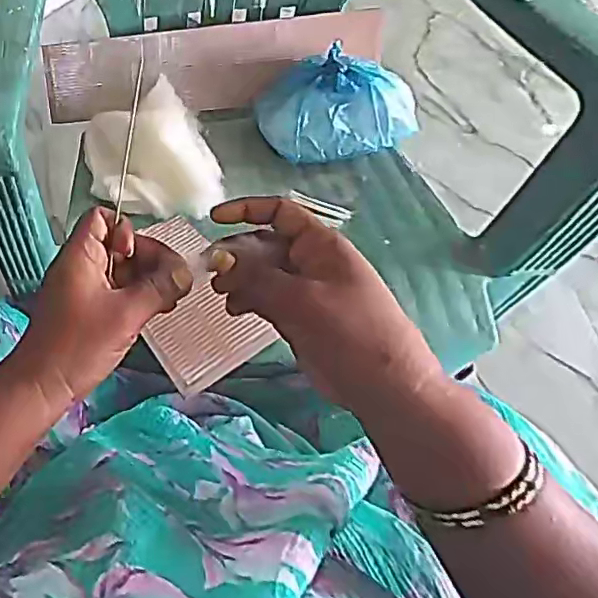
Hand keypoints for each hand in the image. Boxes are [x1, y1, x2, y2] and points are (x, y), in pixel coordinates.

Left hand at [7, 207, 192, 403]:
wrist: (42, 384)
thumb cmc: (78, 345)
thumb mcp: (126, 314)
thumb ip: (158, 288)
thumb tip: (185, 272)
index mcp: (80, 255)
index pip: (102, 218)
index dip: (127, 230)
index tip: (142, 257)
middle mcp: (78, 266)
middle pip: (117, 243)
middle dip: (147, 258)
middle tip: (172, 281)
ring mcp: (80, 288)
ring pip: (119, 269)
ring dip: (146, 279)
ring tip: (169, 298)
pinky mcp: (85, 309)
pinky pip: (114, 290)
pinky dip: (134, 295)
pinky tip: (156, 309)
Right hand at [206, 197, 444, 415]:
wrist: (386, 388)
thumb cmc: (352, 332)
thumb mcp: (301, 299)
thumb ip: (256, 276)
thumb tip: (219, 258)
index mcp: (321, 246)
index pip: (280, 212)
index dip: (246, 209)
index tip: (215, 219)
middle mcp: (311, 262)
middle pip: (264, 244)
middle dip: (235, 253)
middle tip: (211, 271)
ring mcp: (305, 290)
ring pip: (261, 273)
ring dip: (238, 278)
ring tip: (221, 294)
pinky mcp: (299, 316)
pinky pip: (265, 297)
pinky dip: (247, 299)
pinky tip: (235, 310)